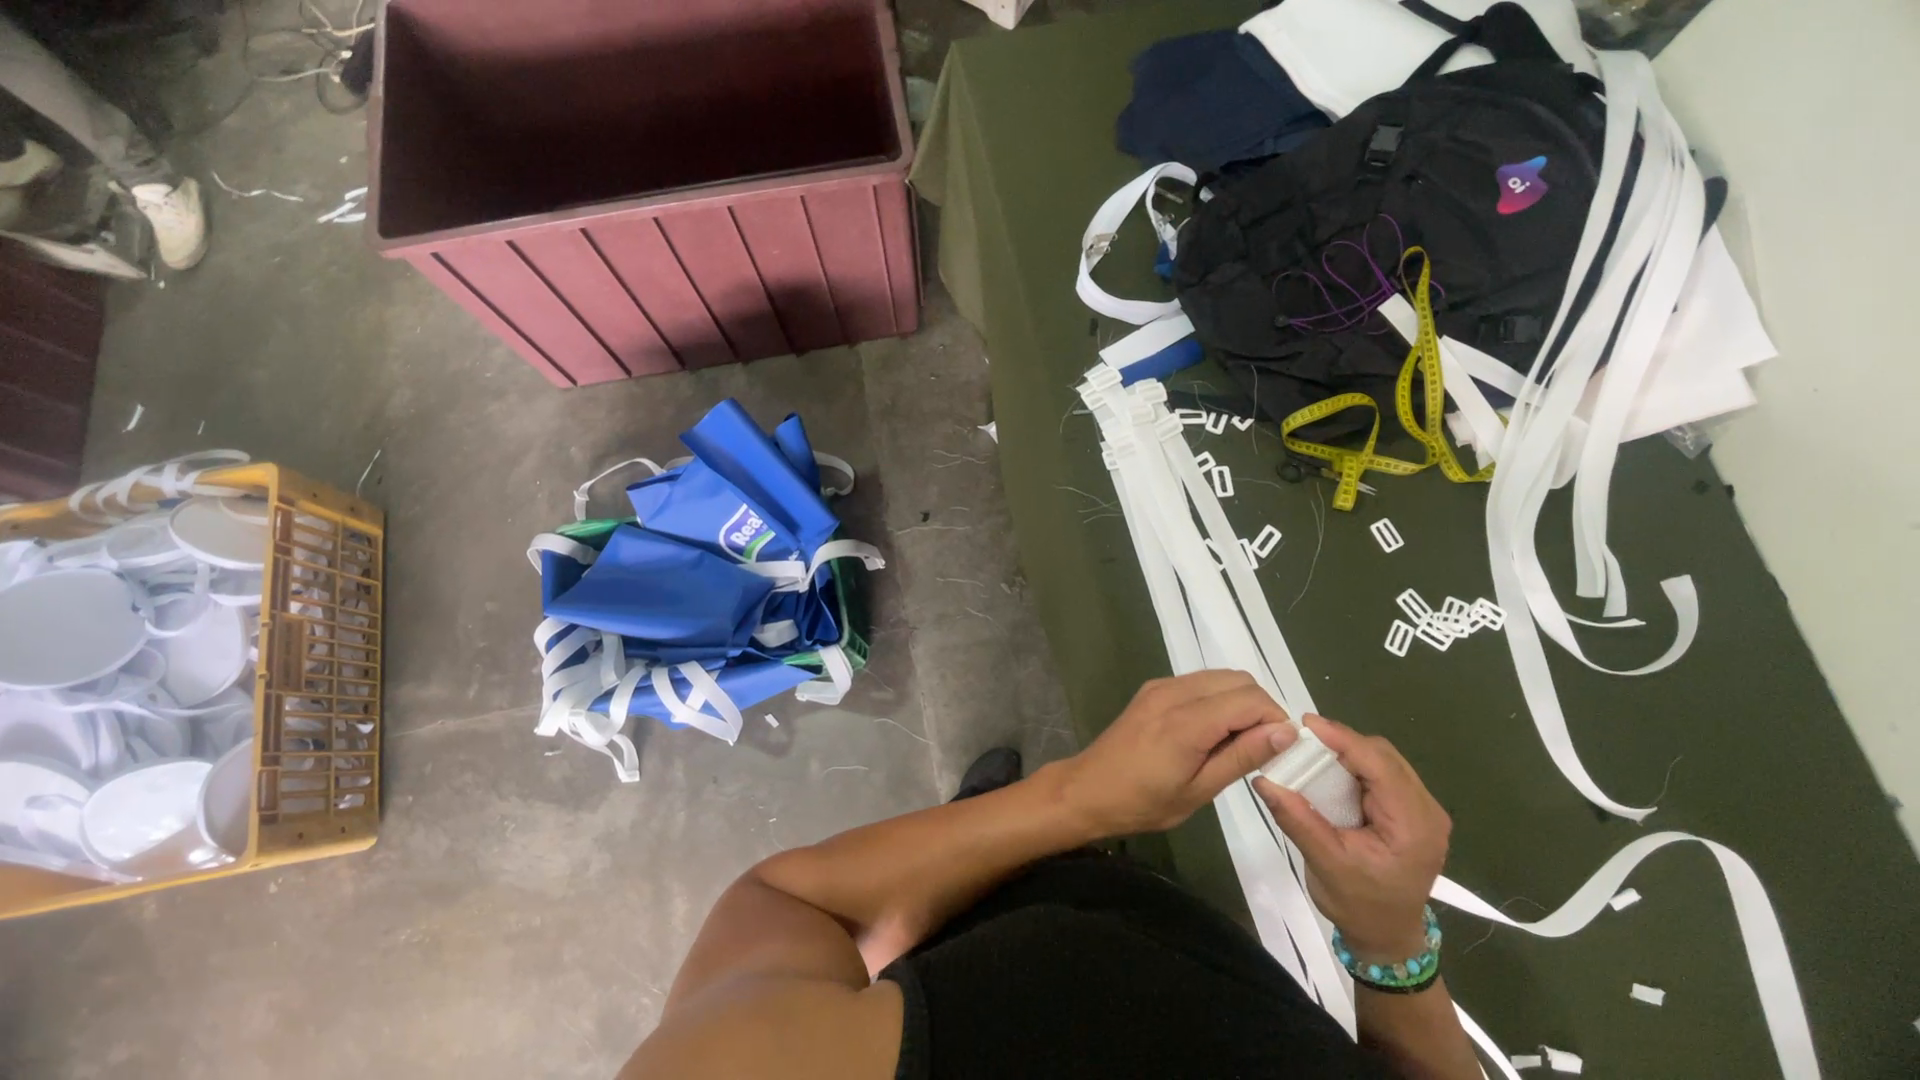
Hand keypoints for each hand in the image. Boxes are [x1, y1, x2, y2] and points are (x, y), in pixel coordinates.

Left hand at [1054, 671, 1297, 836]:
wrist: (1087, 791)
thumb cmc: (1143, 803)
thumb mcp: (1199, 790)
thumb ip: (1242, 756)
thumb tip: (1286, 733)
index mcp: (1186, 721)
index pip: (1250, 700)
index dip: (1275, 721)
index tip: (1280, 751)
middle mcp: (1174, 693)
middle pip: (1239, 680)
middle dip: (1261, 709)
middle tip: (1260, 748)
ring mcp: (1161, 687)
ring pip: (1220, 677)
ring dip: (1239, 702)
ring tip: (1236, 742)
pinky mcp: (1153, 689)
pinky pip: (1199, 682)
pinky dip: (1217, 699)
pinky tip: (1211, 732)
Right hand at [1252, 715, 1449, 962]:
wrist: (1386, 938)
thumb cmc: (1358, 905)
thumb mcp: (1324, 862)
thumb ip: (1297, 819)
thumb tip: (1263, 780)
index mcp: (1413, 825)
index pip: (1380, 766)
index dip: (1343, 739)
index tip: (1306, 723)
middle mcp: (1427, 812)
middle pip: (1385, 757)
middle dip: (1344, 744)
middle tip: (1302, 741)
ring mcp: (1425, 812)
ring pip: (1386, 762)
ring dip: (1350, 754)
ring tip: (1313, 753)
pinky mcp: (1414, 813)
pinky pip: (1386, 775)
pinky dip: (1357, 768)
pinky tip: (1332, 772)